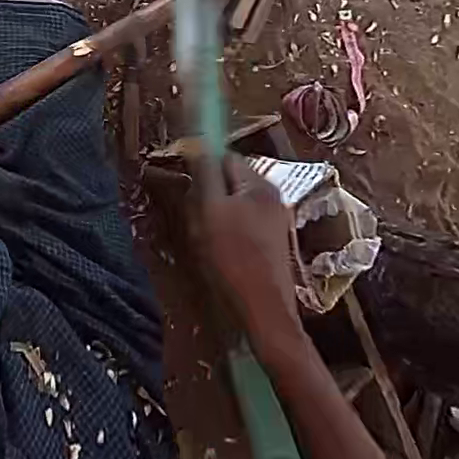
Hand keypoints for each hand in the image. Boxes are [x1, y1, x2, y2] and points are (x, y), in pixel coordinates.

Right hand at [196, 156, 304, 350]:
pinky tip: (218, 250)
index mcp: (260, 183)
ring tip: (203, 235)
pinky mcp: (272, 244)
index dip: (202, 166)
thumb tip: (199, 146)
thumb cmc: (233, 258)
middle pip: (231, 180)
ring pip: (235, 203)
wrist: (264, 313)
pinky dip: (227, 230)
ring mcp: (275, 221)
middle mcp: (272, 196)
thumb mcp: (210, 210)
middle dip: (208, 192)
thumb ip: (205, 174)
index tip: (184, 185)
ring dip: (216, 213)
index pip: (225, 157)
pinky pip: (243, 223)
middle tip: (192, 214)